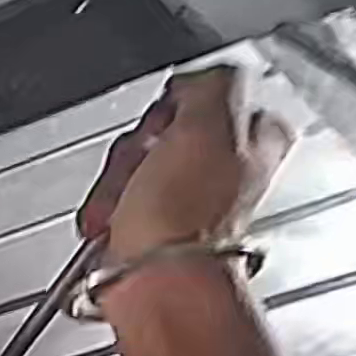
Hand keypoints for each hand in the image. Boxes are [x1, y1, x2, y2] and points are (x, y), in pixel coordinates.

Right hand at [77, 65, 294, 261]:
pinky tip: (108, 223)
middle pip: (156, 138)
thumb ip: (209, 82)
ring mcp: (178, 204)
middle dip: (132, 154)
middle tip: (138, 169)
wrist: (150, 275)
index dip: (170, 109)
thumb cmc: (183, 213)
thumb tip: (191, 80)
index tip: (159, 125)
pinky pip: (109, 207)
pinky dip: (101, 213)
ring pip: (128, 172)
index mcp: (254, 137)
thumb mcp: (209, 120)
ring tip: (119, 205)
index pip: (200, 99)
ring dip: (111, 187)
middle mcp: (219, 172)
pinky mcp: (141, 232)